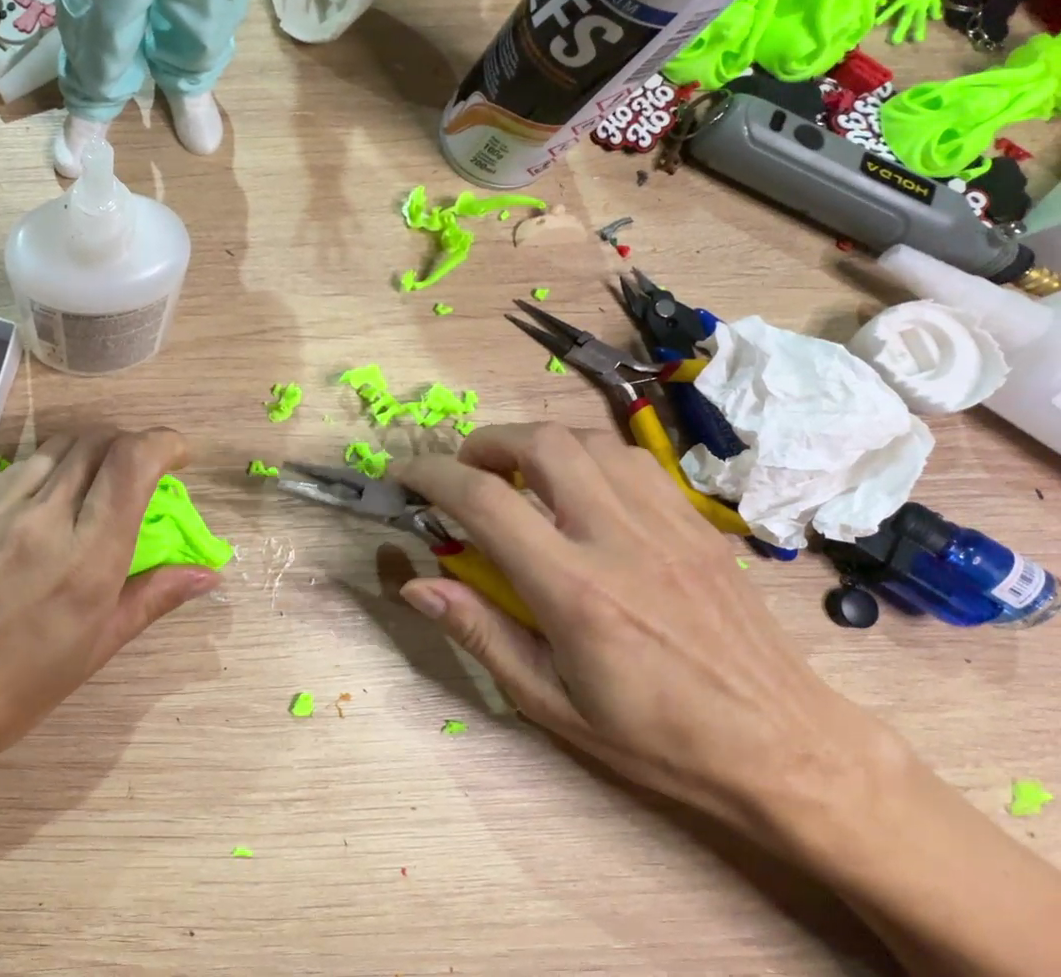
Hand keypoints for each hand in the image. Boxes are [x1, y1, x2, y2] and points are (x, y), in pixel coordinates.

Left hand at [0, 427, 220, 781]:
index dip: (164, 442)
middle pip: (97, 441)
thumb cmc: (20, 689)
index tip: (178, 456)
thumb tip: (208, 573)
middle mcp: (43, 519)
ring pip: (58, 446)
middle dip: (130, 444)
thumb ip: (154, 596)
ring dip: (90, 452)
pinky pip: (21, 468)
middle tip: (142, 474)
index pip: (131, 462)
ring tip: (97, 486)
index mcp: (86, 560)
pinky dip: (50, 470)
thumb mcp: (97, 646)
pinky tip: (50, 505)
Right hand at [393, 424, 914, 839]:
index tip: (404, 477)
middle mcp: (620, 542)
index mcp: (574, 592)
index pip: (486, 502)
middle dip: (485, 443)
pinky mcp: (698, 527)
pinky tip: (576, 491)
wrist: (785, 748)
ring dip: (536, 445)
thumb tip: (416, 586)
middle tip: (462, 472)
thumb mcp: (549, 703)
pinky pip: (633, 464)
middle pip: (542, 444)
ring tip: (514, 477)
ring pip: (590, 442)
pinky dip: (587, 458)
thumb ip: (479, 633)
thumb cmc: (655, 738)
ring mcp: (668, 527)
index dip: (431, 476)